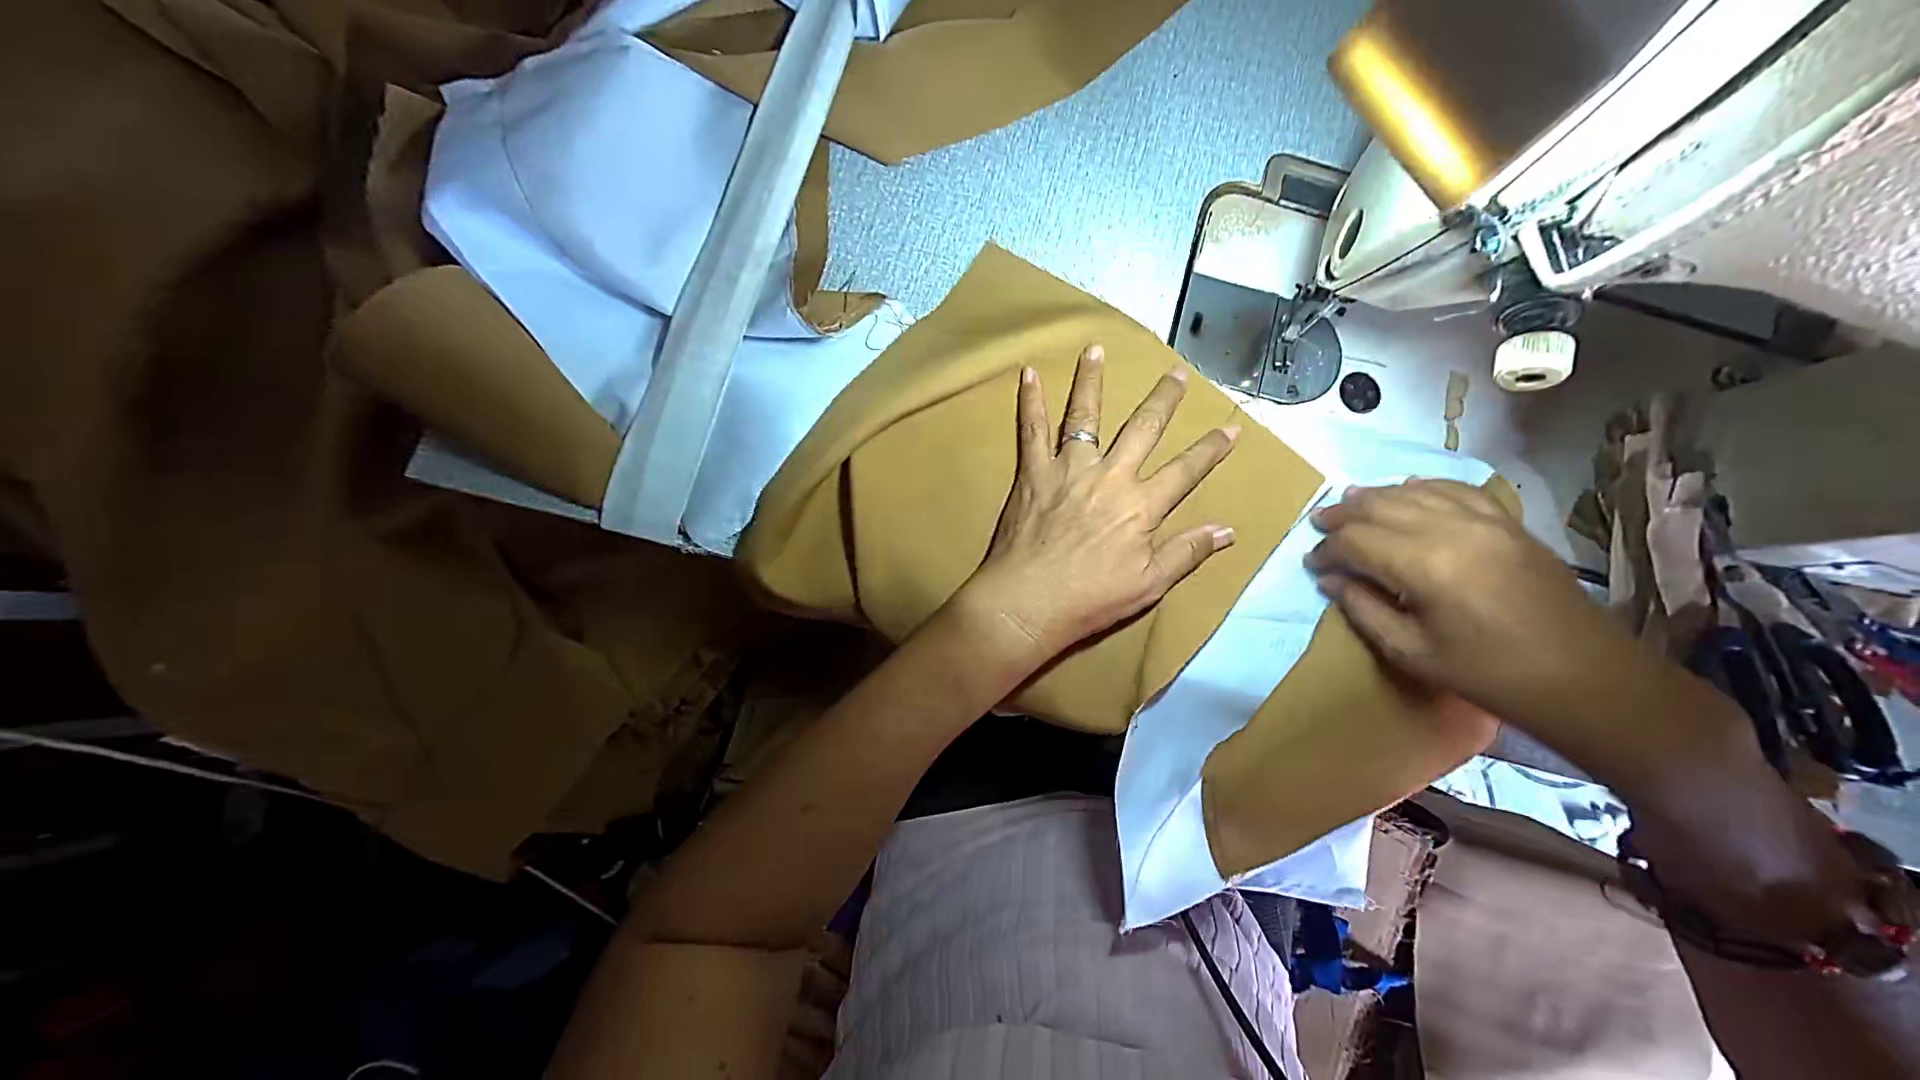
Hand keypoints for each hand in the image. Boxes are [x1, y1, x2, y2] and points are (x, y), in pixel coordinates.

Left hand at [949, 345, 1238, 671]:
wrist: (1027, 602)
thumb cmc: (1090, 599)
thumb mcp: (1148, 584)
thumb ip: (1187, 553)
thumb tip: (1227, 530)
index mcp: (1142, 505)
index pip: (1186, 470)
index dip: (1211, 450)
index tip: (1230, 429)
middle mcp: (1110, 476)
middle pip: (1143, 429)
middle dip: (1163, 400)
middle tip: (1176, 373)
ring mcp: (1068, 470)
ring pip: (1084, 416)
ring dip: (1091, 380)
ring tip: (1095, 349)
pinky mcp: (1033, 474)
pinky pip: (1031, 430)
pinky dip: (1029, 401)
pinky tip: (1028, 373)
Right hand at [1305, 480, 1885, 952]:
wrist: (1585, 678)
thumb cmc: (1489, 674)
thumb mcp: (1411, 652)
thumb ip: (1363, 609)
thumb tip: (1332, 580)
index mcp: (1425, 564)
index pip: (1356, 540)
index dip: (1327, 551)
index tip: (1312, 565)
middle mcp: (1452, 529)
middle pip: (1380, 505)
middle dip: (1343, 514)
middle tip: (1319, 526)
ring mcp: (1485, 520)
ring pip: (1415, 490)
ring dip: (1377, 496)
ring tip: (1350, 503)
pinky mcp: (1508, 523)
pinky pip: (1456, 489)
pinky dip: (1422, 487)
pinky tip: (1407, 492)